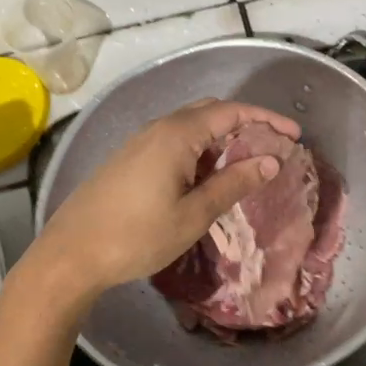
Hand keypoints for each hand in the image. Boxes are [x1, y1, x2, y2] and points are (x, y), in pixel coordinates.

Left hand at [31, 99, 300, 296]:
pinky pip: (174, 141)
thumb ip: (232, 184)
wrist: (71, 254)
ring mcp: (139, 143)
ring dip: (221, 137)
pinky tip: (207, 176)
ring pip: (190, 126)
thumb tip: (270, 161)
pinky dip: (200, 149)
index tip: (294, 135)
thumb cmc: (136, 237)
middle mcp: (158, 129)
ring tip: (247, 163)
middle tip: (272, 147)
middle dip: (245, 123)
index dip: (265, 119)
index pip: (231, 112)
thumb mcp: (193, 215)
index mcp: (177, 135)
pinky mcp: (129, 160)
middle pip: (210, 112)